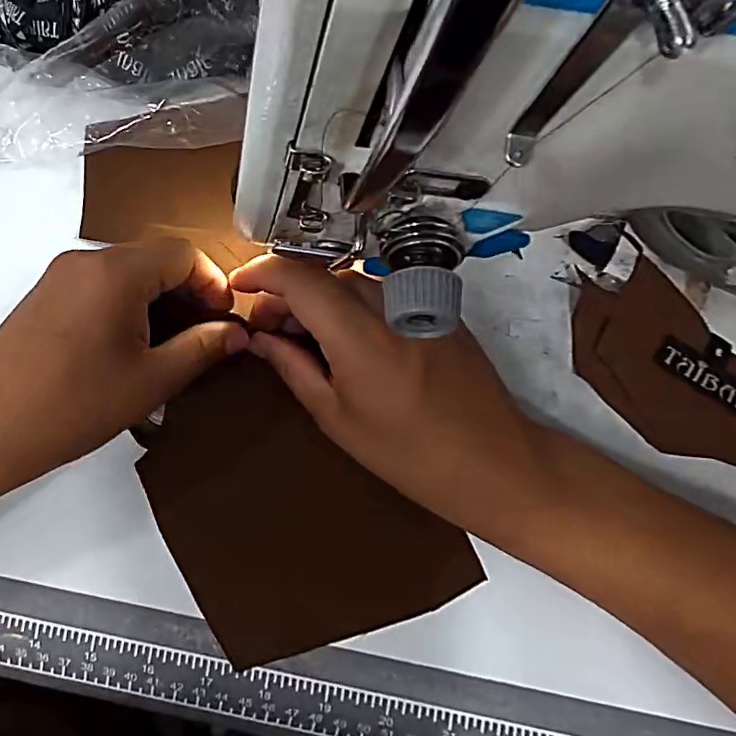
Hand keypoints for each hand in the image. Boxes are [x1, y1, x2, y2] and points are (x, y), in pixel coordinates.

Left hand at [0, 239, 249, 535]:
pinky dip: (125, 307)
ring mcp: (59, 276)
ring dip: (156, 302)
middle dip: (187, 294)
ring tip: (169, 349)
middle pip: (154, 258)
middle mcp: (84, 261)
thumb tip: (233, 333)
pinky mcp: (44, 296)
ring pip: (126, 273)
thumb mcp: (149, 382)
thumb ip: (201, 348)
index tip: (223, 320)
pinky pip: (98, 287)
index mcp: (114, 272)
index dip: (213, 284)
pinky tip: (130, 349)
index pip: (184, 253)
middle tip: (202, 337)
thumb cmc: (66, 409)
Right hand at [228, 255, 548, 532]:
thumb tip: (262, 338)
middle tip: (271, 331)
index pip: (298, 278)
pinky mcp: (437, 307)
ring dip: (319, 299)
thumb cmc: (413, 454)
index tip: (242, 286)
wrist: (493, 462)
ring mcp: (419, 303)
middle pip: (322, 275)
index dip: (261, 273)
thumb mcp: (337, 417)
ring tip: (308, 340)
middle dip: (287, 294)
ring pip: (350, 280)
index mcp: (361, 338)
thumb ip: (293, 367)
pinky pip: (381, 290)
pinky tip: (347, 339)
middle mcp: (391, 307)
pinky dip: (351, 304)